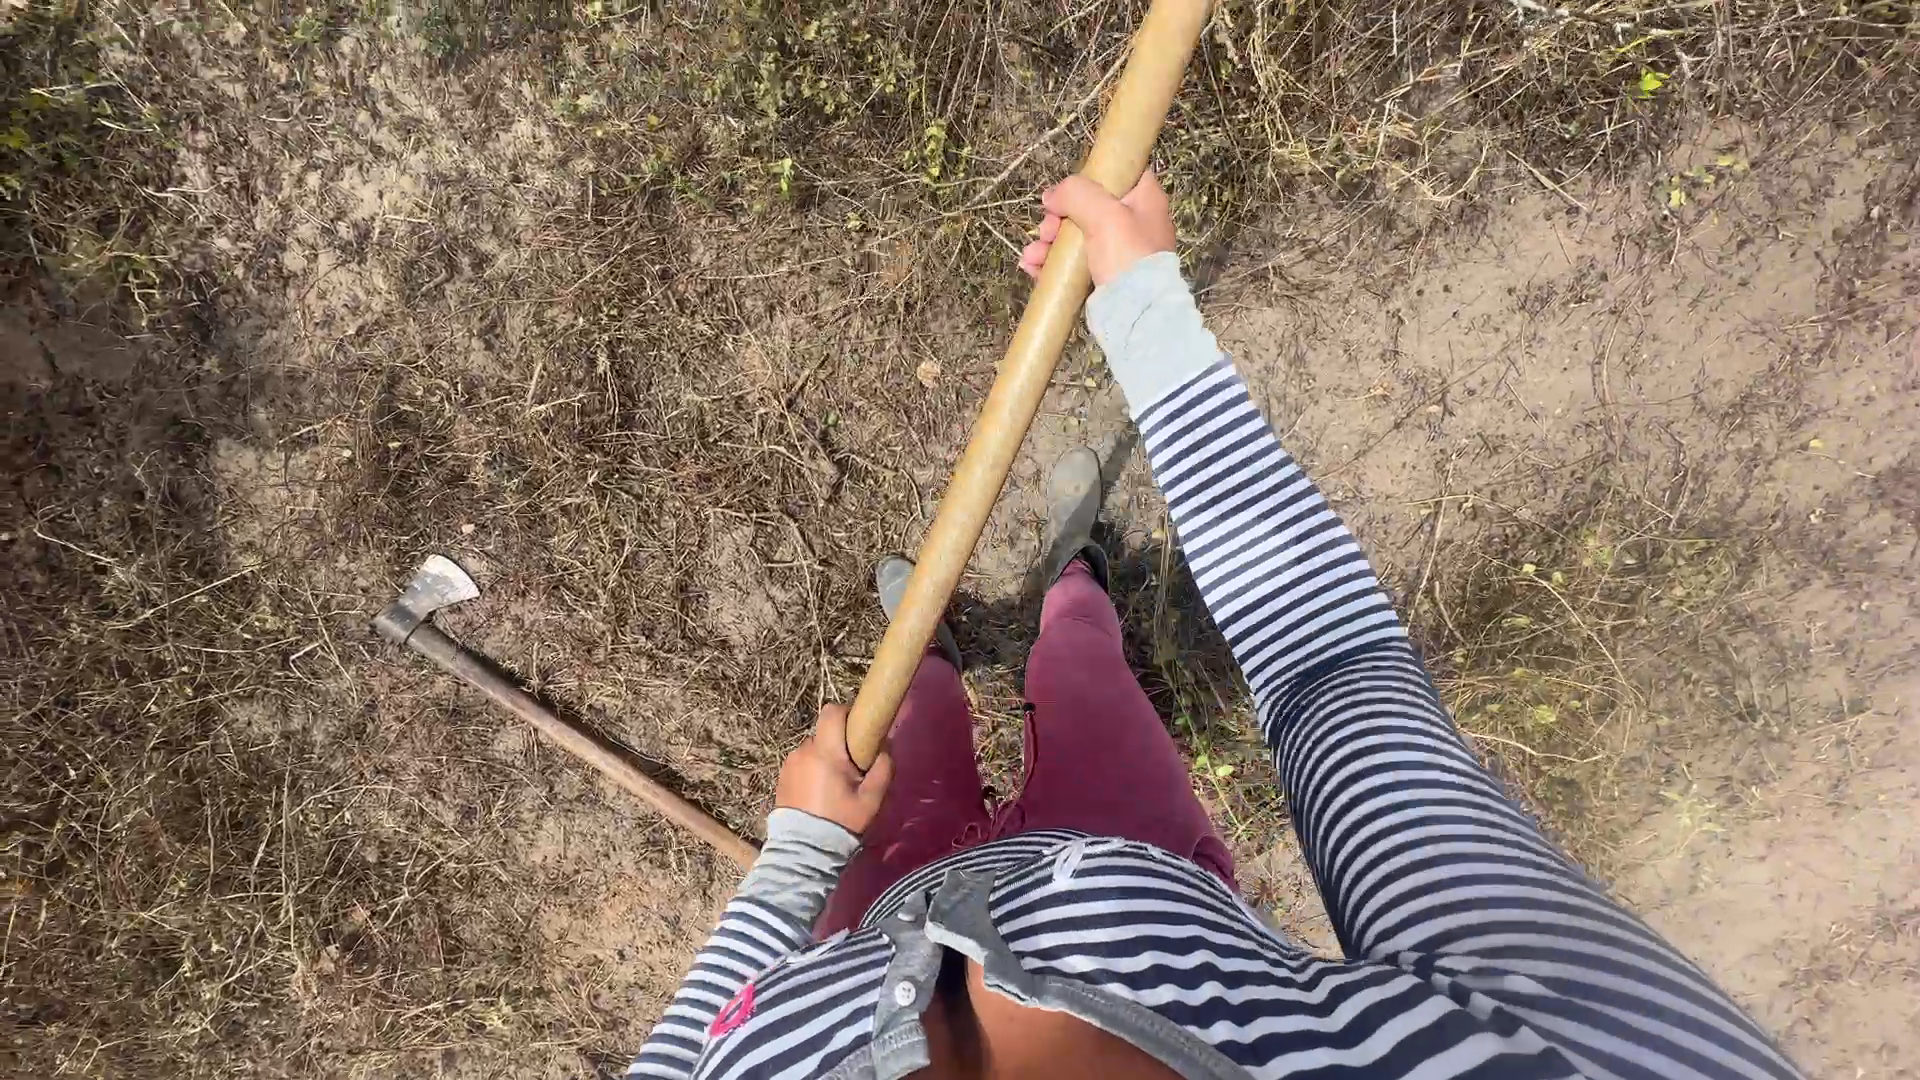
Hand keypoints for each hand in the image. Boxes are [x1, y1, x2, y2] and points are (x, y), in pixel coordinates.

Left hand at [774, 705, 893, 834]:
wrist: (803, 851)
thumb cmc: (841, 821)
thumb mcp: (871, 799)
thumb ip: (883, 768)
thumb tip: (884, 747)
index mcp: (825, 752)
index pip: (832, 712)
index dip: (847, 714)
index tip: (858, 732)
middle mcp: (803, 751)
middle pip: (824, 732)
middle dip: (838, 743)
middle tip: (850, 768)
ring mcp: (789, 764)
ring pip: (813, 748)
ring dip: (824, 758)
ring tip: (832, 785)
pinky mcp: (781, 777)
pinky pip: (801, 763)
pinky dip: (811, 770)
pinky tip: (817, 793)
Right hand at [1018, 169, 1176, 286]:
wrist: (1135, 314)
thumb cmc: (1127, 257)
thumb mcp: (1105, 214)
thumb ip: (1077, 194)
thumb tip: (1052, 196)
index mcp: (1143, 199)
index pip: (1116, 174)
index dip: (1087, 180)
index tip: (1064, 193)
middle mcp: (1132, 223)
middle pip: (1086, 208)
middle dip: (1057, 219)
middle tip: (1046, 231)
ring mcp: (1116, 252)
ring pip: (1073, 238)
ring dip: (1047, 244)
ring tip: (1032, 256)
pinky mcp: (1101, 277)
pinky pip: (1070, 264)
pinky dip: (1050, 264)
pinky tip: (1032, 268)